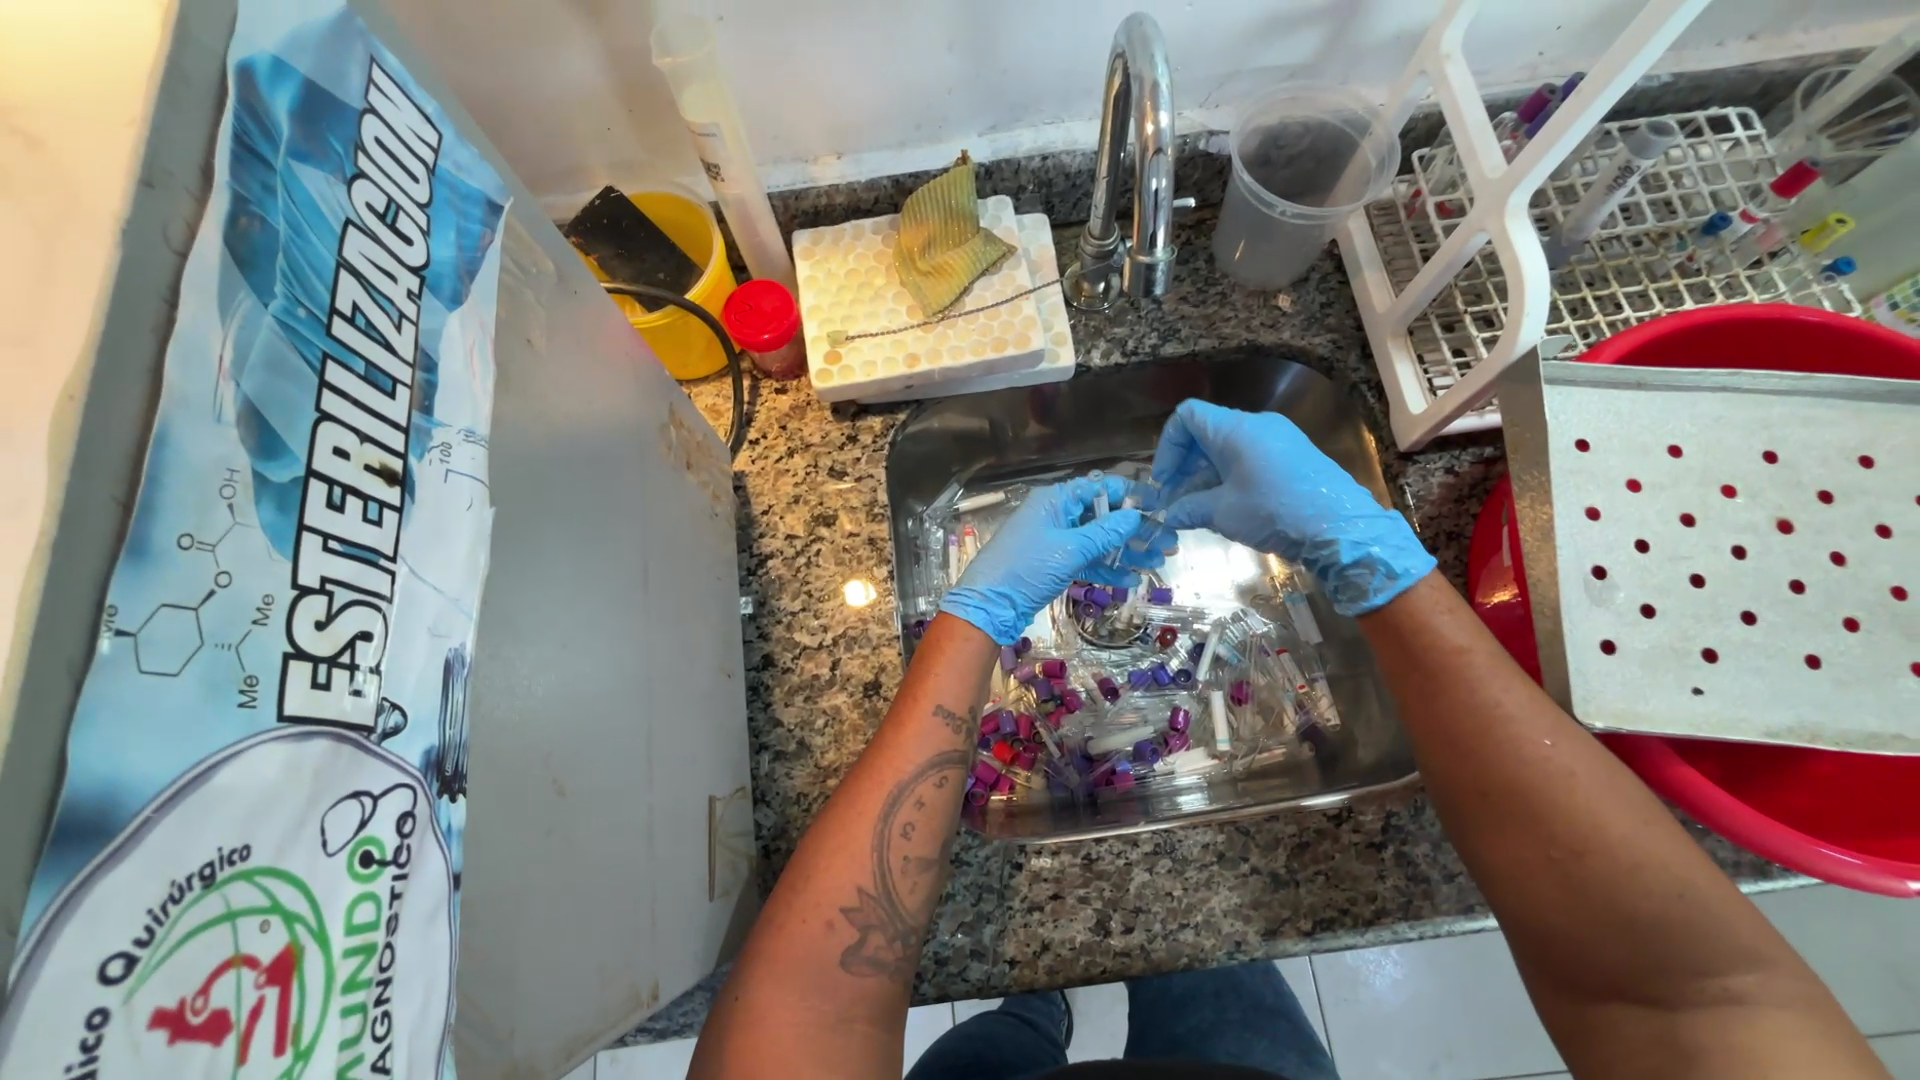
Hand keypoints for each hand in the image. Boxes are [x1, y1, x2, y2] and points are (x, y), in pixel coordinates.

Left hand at [938, 476, 1144, 644]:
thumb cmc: (1026, 568)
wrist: (990, 605)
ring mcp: (1056, 541)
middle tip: (1168, 543)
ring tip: (1157, 562)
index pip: (1100, 488)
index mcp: (1056, 500)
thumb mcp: (1070, 549)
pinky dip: (1107, 569)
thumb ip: (1104, 533)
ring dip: (1126, 552)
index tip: (1161, 505)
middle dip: (1135, 530)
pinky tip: (1131, 580)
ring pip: (1098, 541)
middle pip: (1103, 516)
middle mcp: (1057, 515)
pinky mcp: (1055, 564)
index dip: (1132, 495)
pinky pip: (1087, 561)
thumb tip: (1135, 515)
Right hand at [1148, 400, 1434, 615]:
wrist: (1341, 527)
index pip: (1187, 416)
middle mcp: (1257, 426)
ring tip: (1197, 509)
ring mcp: (1279, 439)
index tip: (1164, 480)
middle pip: (1206, 433)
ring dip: (1205, 476)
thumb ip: (1188, 509)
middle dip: (1184, 467)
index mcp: (1236, 429)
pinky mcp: (1293, 457)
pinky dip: (1230, 477)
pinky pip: (1250, 458)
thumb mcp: (1222, 512)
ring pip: (1227, 448)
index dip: (1168, 446)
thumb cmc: (1274, 511)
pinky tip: (1227, 507)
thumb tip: (1168, 515)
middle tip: (1175, 501)